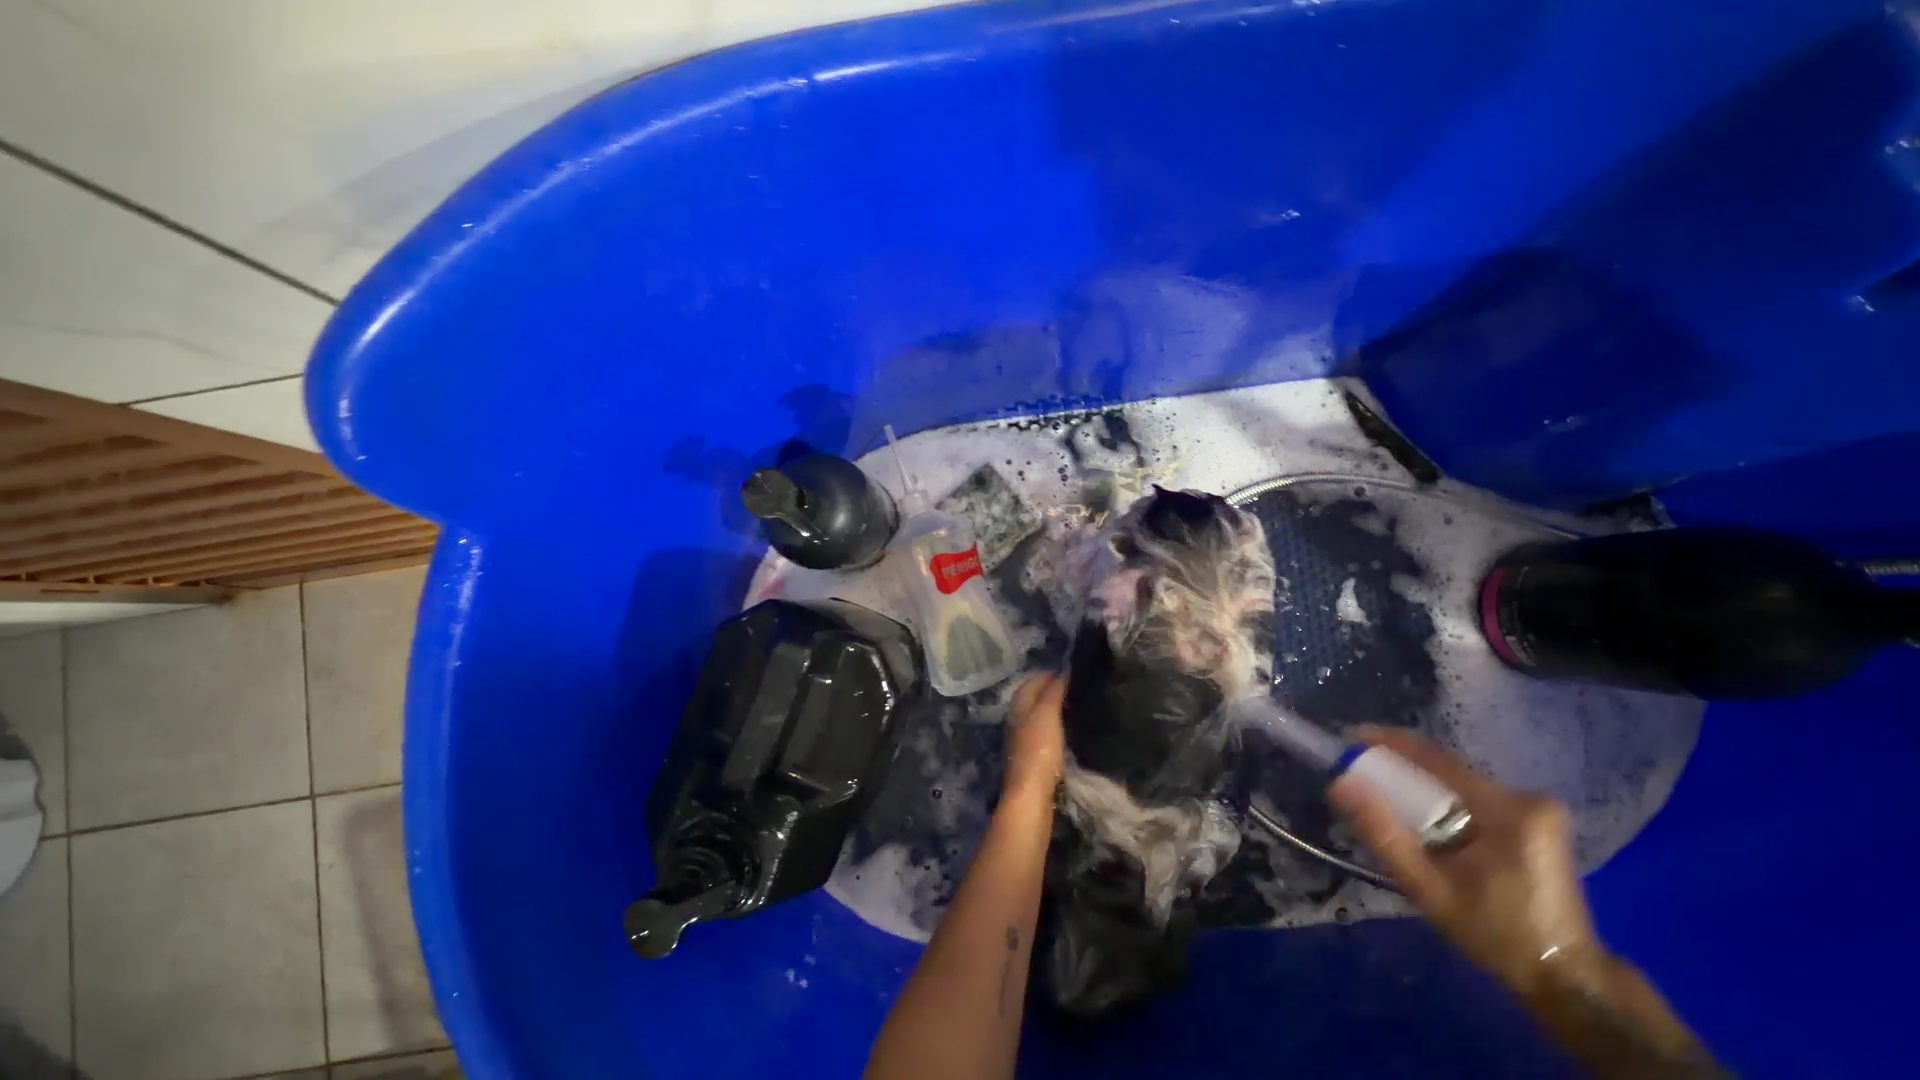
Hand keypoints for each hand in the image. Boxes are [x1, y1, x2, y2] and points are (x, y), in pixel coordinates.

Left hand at [1002, 674, 1065, 801]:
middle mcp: (1016, 721)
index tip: (1069, 670)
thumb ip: (1053, 692)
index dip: (1047, 674)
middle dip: (1049, 690)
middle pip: (1031, 699)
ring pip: (1036, 717)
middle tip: (1074, 686)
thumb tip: (1062, 671)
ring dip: (1051, 708)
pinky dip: (1054, 726)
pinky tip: (1068, 730)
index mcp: (1018, 708)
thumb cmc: (1038, 749)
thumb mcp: (1047, 715)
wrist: (1031, 793)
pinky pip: (1042, 733)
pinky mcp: (1031, 758)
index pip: (1030, 683)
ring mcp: (1022, 741)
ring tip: (1074, 705)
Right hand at [1330, 726, 1603, 995]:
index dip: (1391, 743)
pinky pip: (1478, 800)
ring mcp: (1539, 809)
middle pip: (1450, 772)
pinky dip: (1447, 806)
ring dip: (1425, 792)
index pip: (1438, 759)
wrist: (1564, 975)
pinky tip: (1428, 826)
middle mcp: (1528, 798)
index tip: (1352, 738)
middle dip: (1405, 773)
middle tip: (1362, 779)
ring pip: (1463, 786)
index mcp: (1508, 810)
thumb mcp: (1429, 888)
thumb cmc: (1495, 934)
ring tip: (1388, 805)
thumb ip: (1384, 834)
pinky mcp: (1539, 822)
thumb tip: (1341, 784)